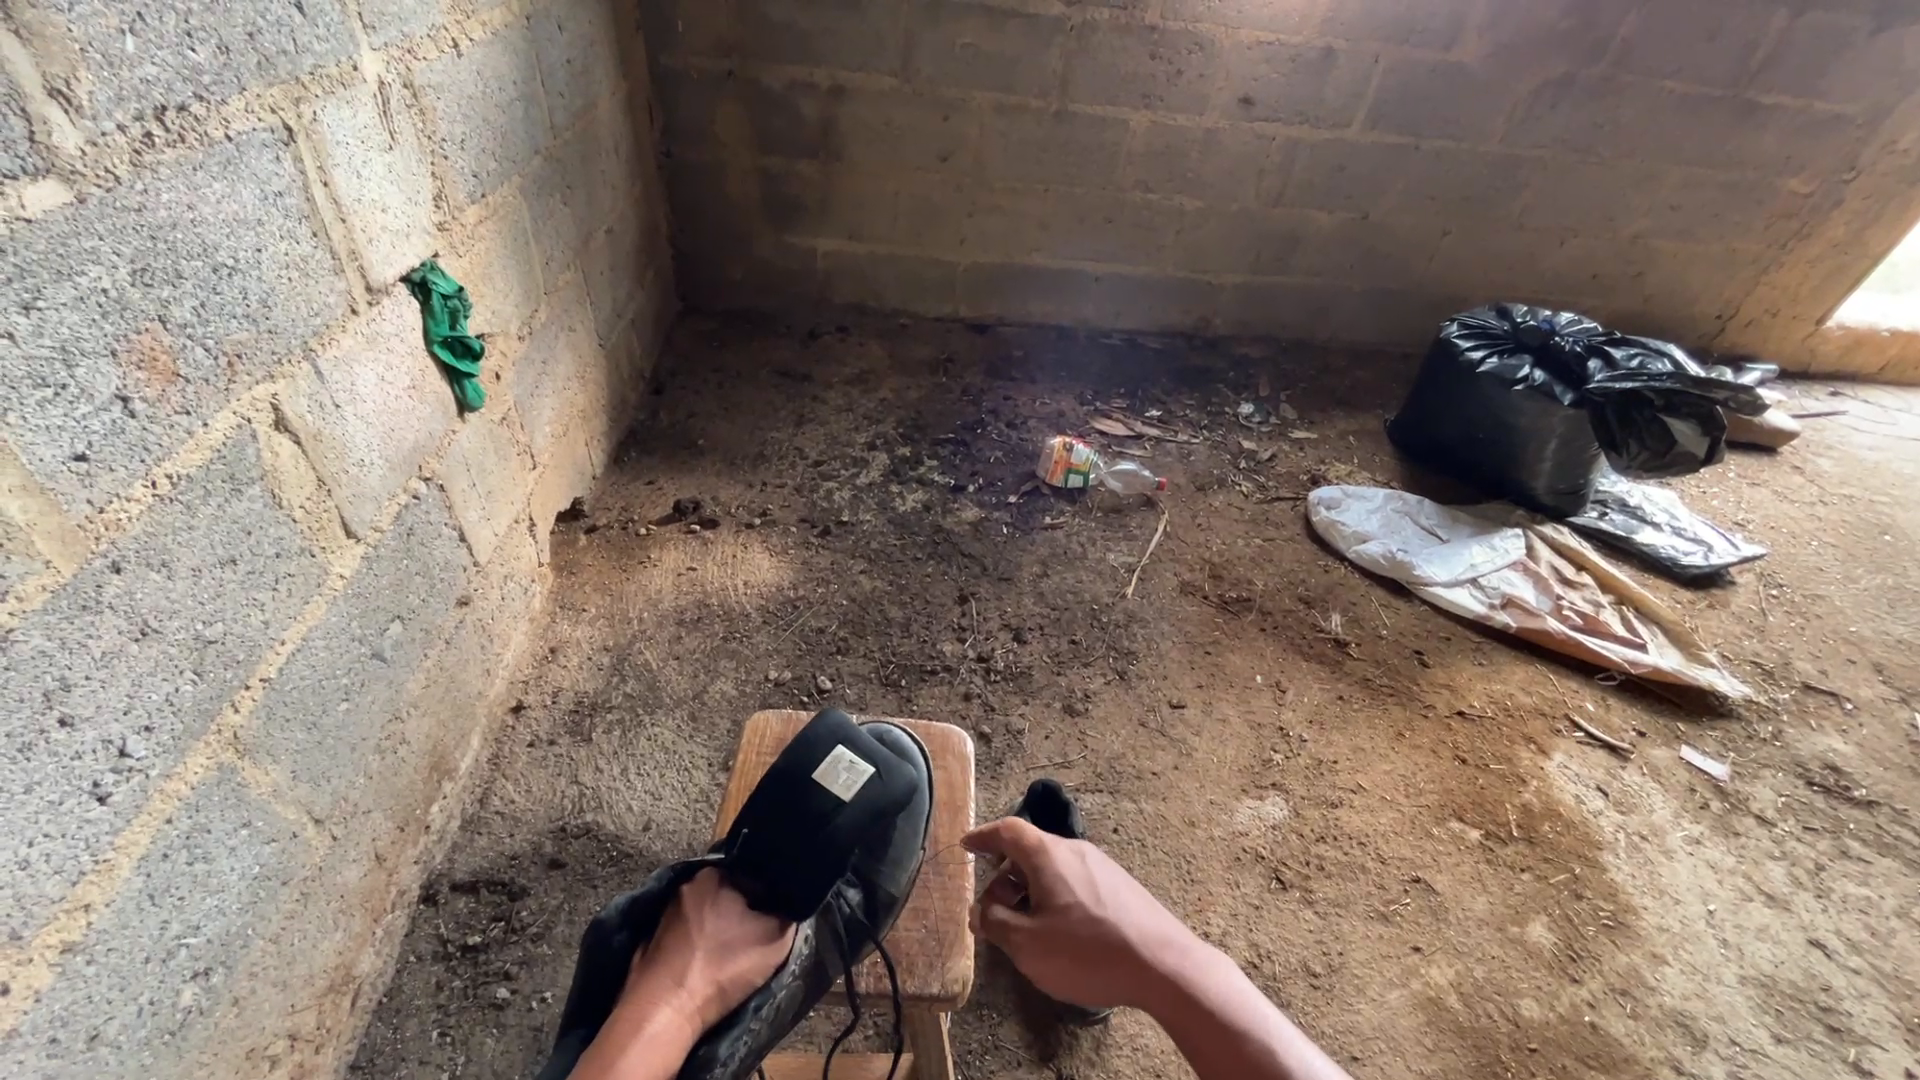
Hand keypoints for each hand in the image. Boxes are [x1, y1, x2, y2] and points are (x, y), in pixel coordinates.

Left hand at [620, 868, 795, 1033]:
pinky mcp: (651, 940)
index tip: (774, 917)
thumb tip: (785, 903)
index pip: (754, 875)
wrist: (663, 1011)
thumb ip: (789, 911)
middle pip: (728, 893)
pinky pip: (687, 934)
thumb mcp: (776, 938)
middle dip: (743, 910)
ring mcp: (664, 913)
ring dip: (719, 928)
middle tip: (755, 935)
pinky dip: (698, 945)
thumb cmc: (722, 967)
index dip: (770, 896)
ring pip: (706, 913)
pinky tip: (706, 965)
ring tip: (730, 954)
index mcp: (714, 873)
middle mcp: (687, 885)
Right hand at [965, 816, 1196, 1010]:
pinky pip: (1074, 882)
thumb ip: (996, 924)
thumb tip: (981, 911)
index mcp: (1048, 854)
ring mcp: (1101, 866)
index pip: (1008, 830)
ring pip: (1053, 869)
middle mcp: (1074, 850)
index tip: (967, 846)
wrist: (1164, 965)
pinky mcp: (1119, 887)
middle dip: (1005, 878)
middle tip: (994, 912)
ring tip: (1026, 929)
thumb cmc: (1088, 951)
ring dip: (1030, 891)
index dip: (983, 836)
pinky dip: (1055, 898)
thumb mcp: (1028, 945)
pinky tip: (1060, 933)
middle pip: (1030, 851)